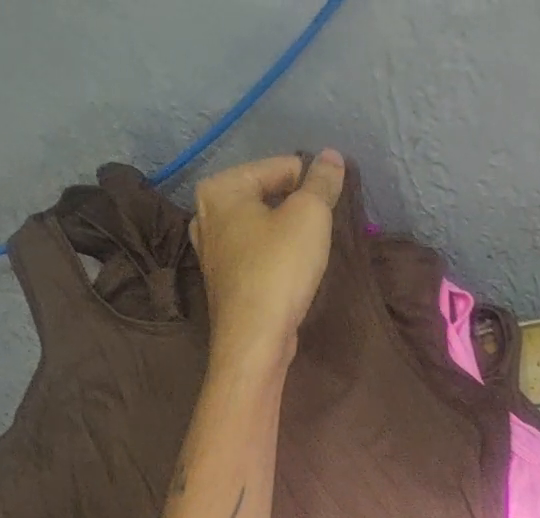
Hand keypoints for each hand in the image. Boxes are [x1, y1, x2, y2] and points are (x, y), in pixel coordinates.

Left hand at [189, 150, 347, 365]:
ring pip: (260, 226)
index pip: (280, 167)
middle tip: (323, 230)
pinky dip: (274, 256)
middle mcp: (205, 213)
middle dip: (297, 207)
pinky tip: (290, 272)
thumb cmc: (279, 270)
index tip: (333, 207)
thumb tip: (332, 156)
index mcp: (221, 188)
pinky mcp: (222, 281)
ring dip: (286, 233)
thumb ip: (322, 182)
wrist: (255, 340)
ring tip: (309, 252)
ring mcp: (210, 250)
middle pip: (267, 196)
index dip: (313, 183)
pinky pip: (254, 254)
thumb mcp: (310, 216)